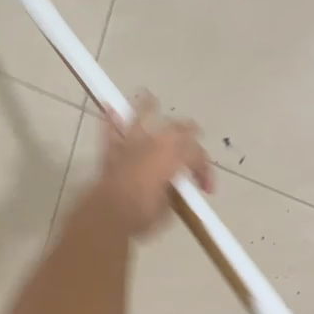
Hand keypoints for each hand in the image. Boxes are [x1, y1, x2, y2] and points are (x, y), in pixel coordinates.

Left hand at [76, 93, 213, 237]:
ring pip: (142, 115)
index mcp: (173, 157)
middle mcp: (153, 142)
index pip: (197, 155)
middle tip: (193, 144)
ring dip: (147, 107)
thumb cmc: (142, 214)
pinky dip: (111, 119)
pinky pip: (110, 128)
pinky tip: (109, 108)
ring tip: (150, 99)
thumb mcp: (169, 208)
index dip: (206, 170)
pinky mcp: (110, 149)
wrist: (106, 215)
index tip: (207, 189)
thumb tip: (176, 187)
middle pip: (178, 129)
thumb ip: (175, 191)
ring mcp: (130, 143)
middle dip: (189, 134)